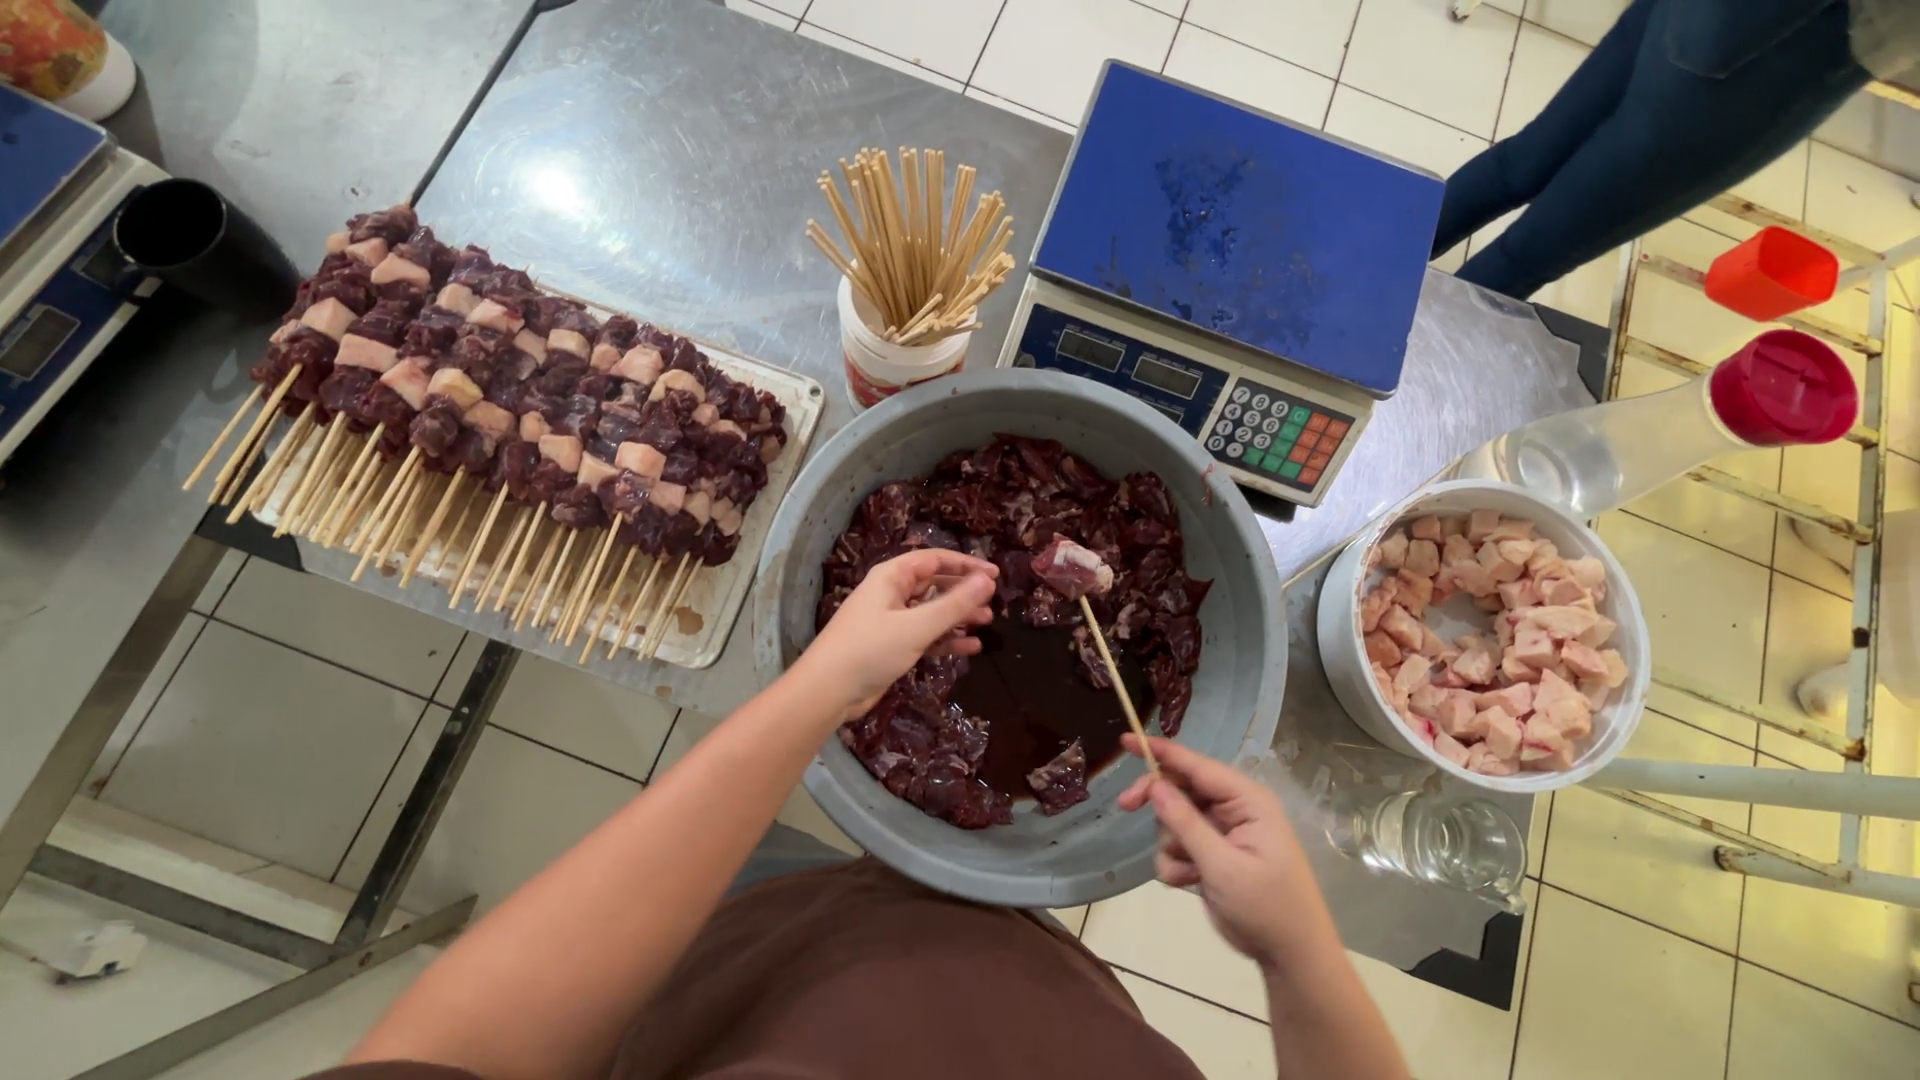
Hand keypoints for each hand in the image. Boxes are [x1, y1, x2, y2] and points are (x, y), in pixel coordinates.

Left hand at [797, 549, 997, 720]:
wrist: (829, 691)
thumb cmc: (870, 650)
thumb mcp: (916, 626)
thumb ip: (954, 604)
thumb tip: (987, 580)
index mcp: (892, 577)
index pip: (935, 559)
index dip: (966, 564)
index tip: (995, 574)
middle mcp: (892, 593)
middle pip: (935, 584)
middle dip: (964, 592)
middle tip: (992, 603)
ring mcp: (892, 620)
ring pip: (932, 611)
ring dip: (958, 616)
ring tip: (986, 622)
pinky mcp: (893, 645)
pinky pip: (926, 635)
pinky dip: (946, 639)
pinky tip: (970, 648)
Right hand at [1117, 735, 1325, 970]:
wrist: (1290, 957)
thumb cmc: (1266, 907)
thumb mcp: (1223, 866)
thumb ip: (1186, 823)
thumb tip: (1155, 785)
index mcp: (1248, 801)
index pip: (1197, 766)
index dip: (1161, 751)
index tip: (1126, 740)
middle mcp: (1235, 810)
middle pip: (1180, 789)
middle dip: (1157, 803)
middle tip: (1124, 806)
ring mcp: (1223, 833)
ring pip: (1174, 820)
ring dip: (1171, 844)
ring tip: (1187, 872)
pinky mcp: (1213, 855)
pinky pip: (1178, 845)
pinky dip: (1176, 863)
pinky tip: (1188, 883)